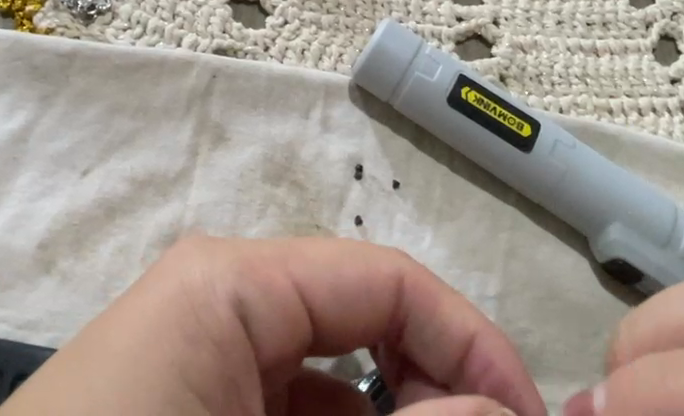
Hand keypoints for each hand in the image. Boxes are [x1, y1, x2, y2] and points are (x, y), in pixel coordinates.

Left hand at [0, 235, 545, 415]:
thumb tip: (502, 413)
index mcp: (230, 287)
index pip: (386, 280)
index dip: (473, 343)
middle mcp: (212, 307)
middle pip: (361, 330)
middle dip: (432, 395)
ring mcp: (193, 364)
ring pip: (326, 390)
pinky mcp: (181, 409)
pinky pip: (282, 415)